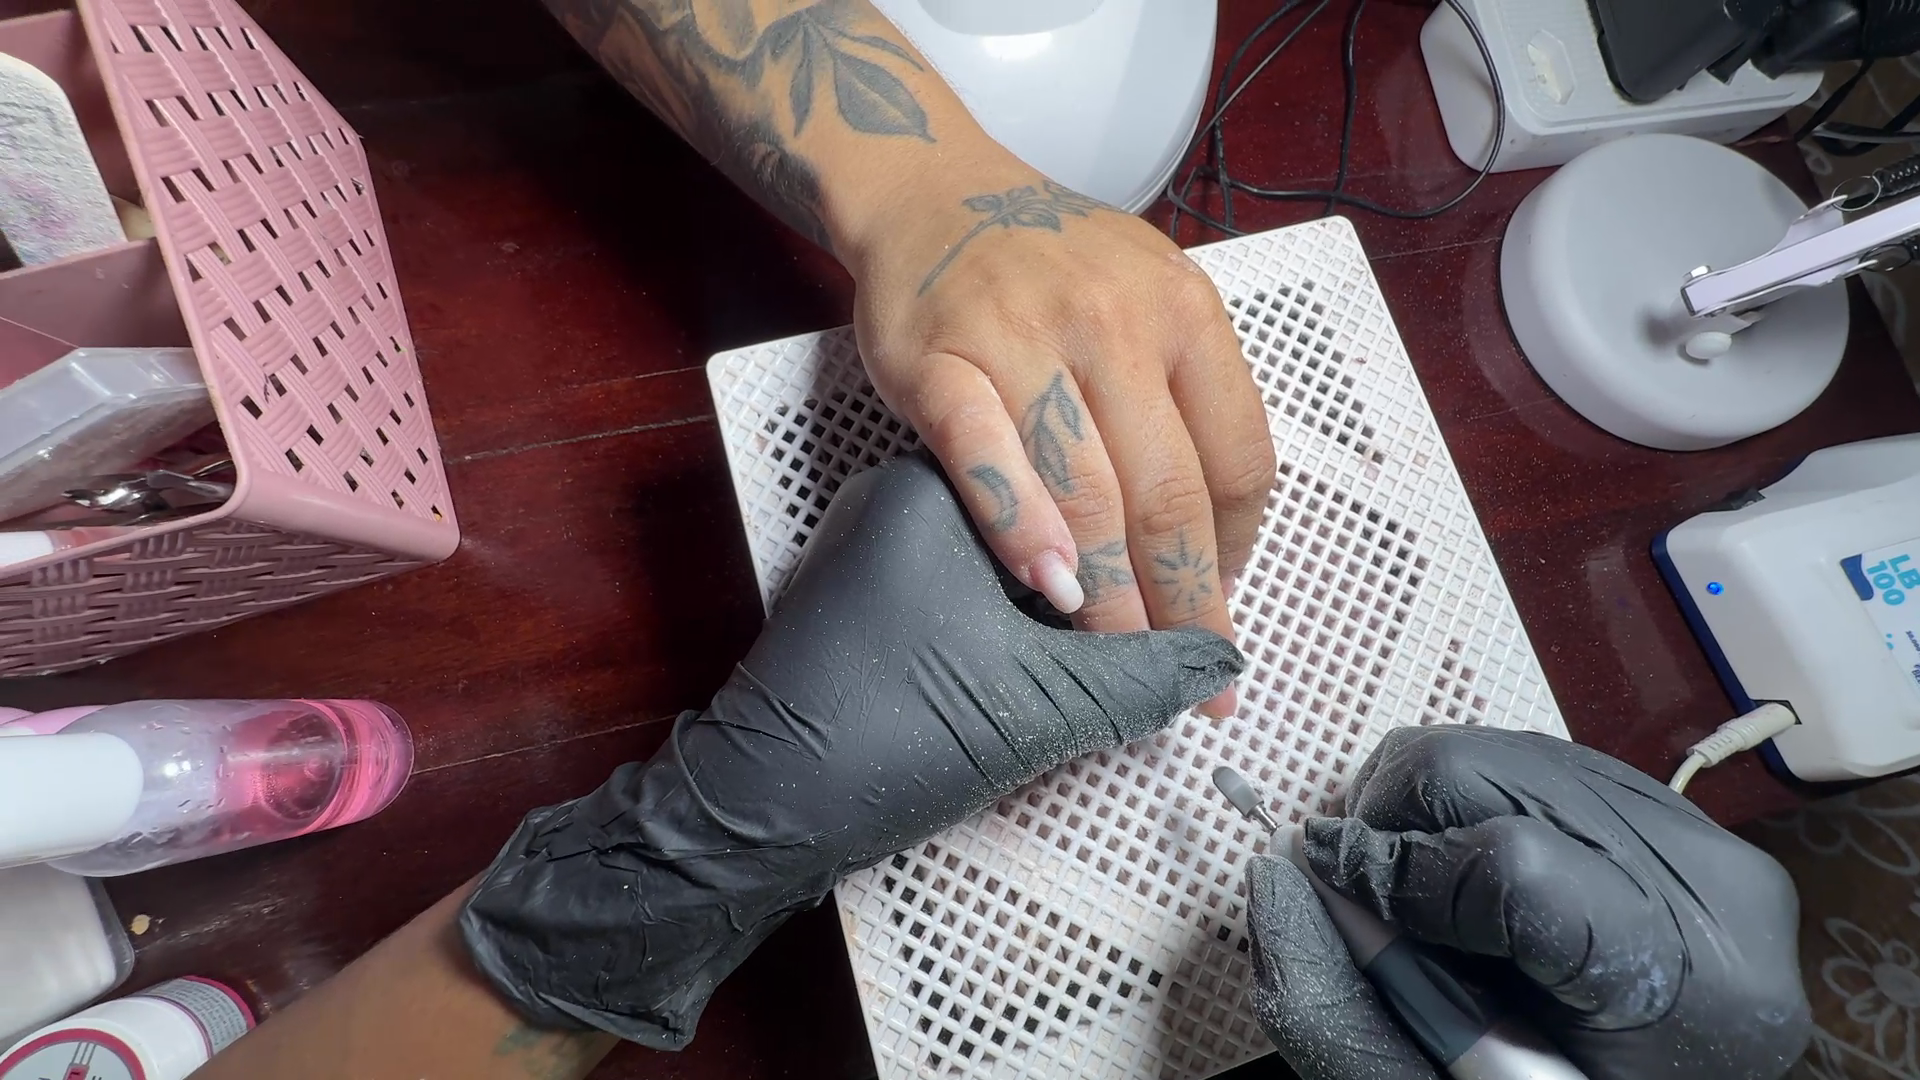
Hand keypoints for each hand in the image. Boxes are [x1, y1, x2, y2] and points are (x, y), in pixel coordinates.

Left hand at [460, 451, 1242, 1048]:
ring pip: (1022, 547)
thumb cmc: (891, 732)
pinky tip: (1067, 646)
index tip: (1185, 599)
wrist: (764, 800)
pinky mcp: (887, 579)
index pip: (1075, 486)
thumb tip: (1220, 659)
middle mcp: (913, 491)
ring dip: (1078, 597)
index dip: (1142, 544)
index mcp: (941, 486)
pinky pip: (987, 575)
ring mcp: (895, 534)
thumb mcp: (1035, 705)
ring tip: (1128, 644)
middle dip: (1118, 575)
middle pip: (1051, 511)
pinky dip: (1034, 609)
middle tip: (1163, 631)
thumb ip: (1141, 675)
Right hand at [842, 166, 1273, 714]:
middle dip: (1185, 601)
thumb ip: (1180, 396)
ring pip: (1085, 492)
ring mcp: (1020, 341)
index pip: (1238, 457)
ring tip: (1124, 660)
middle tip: (1195, 677)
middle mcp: (1112, 322)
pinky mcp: (939, 364)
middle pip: (1168, 494)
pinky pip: (984, 460)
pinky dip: (1019, 530)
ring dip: (1112, 593)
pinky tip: (1049, 587)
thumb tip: (1205, 536)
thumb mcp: (1143, 295)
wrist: (933, 195)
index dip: (1237, 549)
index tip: (1222, 599)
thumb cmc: (1047, 264)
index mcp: (1181, 310)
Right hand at [1244, 728, 1810, 1079]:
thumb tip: (1276, 864)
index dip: (1393, 870)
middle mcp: (1699, 877)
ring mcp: (1674, 817)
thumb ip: (1333, 998)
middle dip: (1381, 818)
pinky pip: (1493, 746)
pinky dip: (1435, 792)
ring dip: (1401, 802)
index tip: (1329, 881)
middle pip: (1474, 769)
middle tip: (1366, 879)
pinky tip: (1451, 851)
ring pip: (1471, 743)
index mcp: (1684, 987)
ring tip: (1412, 872)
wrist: (1647, 1072)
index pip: (1511, 871)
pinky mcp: (1636, 788)